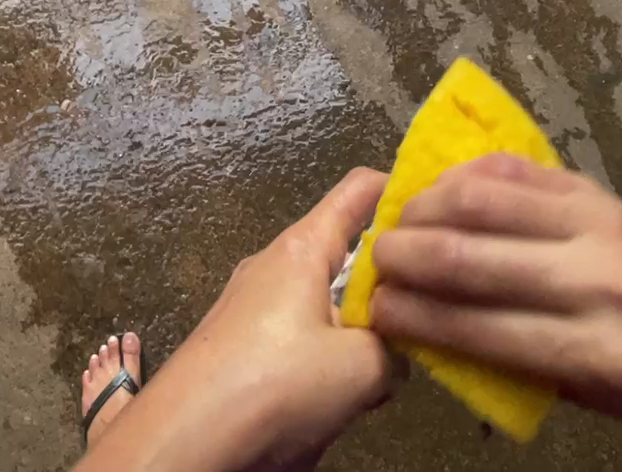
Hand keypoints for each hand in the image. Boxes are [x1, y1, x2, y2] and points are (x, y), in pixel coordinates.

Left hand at [79, 168, 398, 471]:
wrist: (189, 432)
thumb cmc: (275, 382)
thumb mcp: (360, 369)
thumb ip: (394, 348)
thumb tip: (396, 347)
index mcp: (302, 247)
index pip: (356, 191)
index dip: (396, 189)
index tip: (433, 204)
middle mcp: (273, 261)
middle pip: (342, 253)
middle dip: (379, 285)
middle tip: (414, 315)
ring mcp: (251, 298)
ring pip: (321, 300)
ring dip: (351, 331)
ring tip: (369, 374)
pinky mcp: (238, 336)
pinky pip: (296, 332)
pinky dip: (321, 355)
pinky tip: (326, 398)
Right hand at [367, 154, 621, 424]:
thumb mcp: (582, 393)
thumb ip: (504, 355)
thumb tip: (417, 315)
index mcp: (602, 353)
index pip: (482, 329)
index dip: (416, 317)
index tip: (376, 310)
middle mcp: (602, 282)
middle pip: (472, 256)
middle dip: (404, 256)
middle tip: (373, 260)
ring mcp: (598, 222)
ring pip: (481, 199)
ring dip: (422, 208)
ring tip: (396, 221)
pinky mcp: (590, 186)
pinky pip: (506, 168)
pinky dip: (456, 179)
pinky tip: (435, 194)